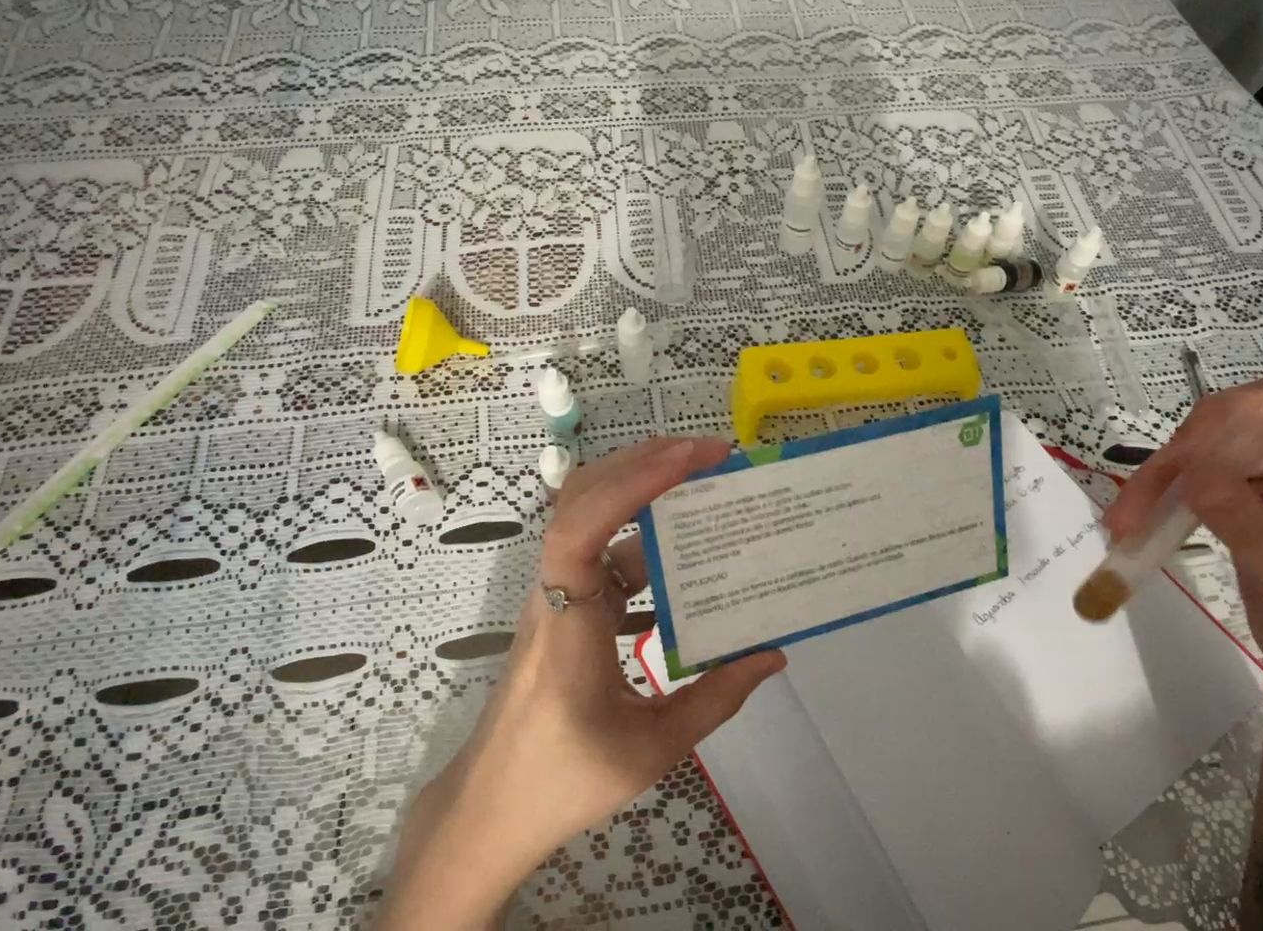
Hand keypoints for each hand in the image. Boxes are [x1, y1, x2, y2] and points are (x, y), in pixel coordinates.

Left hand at [379, 437, 787, 929]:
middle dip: (644, 463)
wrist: (491, 806)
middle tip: (712, 455)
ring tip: (703, 483)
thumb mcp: (651, 748)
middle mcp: (556, 592)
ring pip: (588, 518)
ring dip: (641, 489)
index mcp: (568, 623)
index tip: (690, 459)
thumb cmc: (563, 779)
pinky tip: (684, 553)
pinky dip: (641, 537)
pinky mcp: (566, 607)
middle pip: (582, 499)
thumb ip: (715, 698)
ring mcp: (557, 596)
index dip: (632, 483)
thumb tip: (771, 655)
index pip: (581, 527)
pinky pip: (601, 554)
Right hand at [1102, 375, 1262, 705]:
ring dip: (1169, 480)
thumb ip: (1240, 517)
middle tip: (1136, 499)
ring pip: (1216, 455)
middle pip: (1240, 426)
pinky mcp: (1260, 511)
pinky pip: (1210, 485)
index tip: (1184, 456)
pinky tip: (1144, 523)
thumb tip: (1190, 467)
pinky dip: (1175, 500)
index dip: (1232, 413)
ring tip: (1125, 520)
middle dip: (1184, 453)